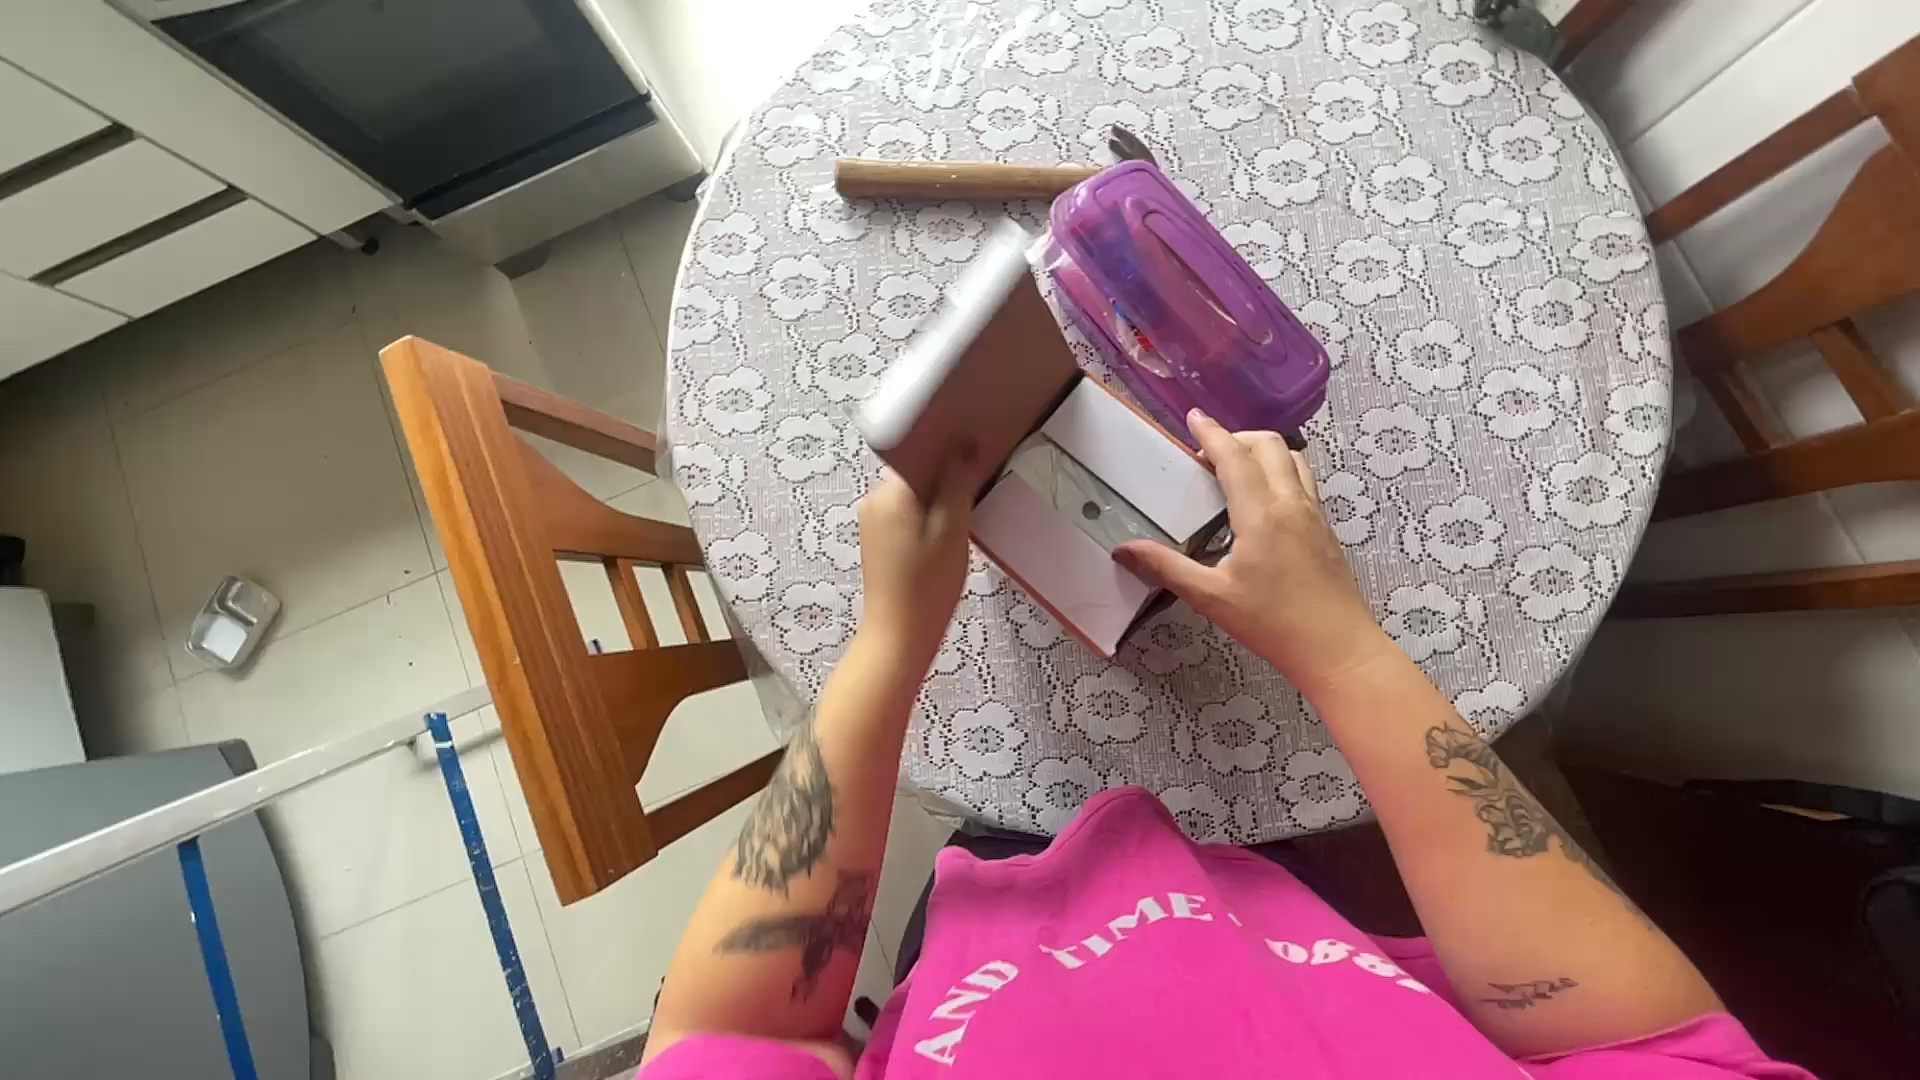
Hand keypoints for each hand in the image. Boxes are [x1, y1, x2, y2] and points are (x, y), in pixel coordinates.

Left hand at [856, 446, 981, 670]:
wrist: (900, 636)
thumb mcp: (952, 530)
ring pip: (915, 495)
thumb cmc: (928, 585)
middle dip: (947, 477)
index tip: (979, 450)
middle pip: (917, 473)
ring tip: (968, 512)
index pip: (921, 453)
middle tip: (980, 486)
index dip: (950, 449)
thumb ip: (957, 483)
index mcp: (888, 494)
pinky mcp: (880, 540)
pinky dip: (929, 517)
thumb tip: (964, 444)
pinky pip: (908, 514)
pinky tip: (950, 532)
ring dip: (940, 499)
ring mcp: (874, 522)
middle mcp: (874, 501)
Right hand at [1114, 410, 1387, 694]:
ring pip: (1292, 459)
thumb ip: (1166, 568)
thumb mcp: (1211, 598)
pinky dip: (1278, 471)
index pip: (1234, 457)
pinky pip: (1302, 481)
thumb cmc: (1273, 624)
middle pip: (1268, 446)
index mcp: (1262, 514)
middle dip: (1236, 437)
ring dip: (1261, 451)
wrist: (1338, 649)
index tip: (1193, 417)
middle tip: (1206, 452)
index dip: (1211, 433)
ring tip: (1232, 469)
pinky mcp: (1324, 529)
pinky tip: (1260, 500)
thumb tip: (1124, 550)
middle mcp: (1291, 503)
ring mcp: (1314, 514)